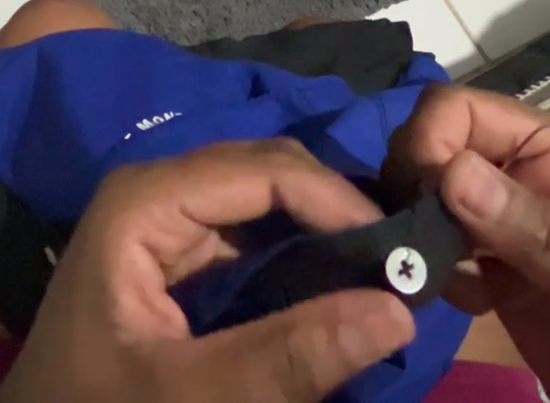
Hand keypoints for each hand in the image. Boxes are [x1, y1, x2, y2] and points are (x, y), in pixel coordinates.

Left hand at [0, 140, 416, 402]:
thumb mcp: (190, 398)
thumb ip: (289, 358)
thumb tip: (398, 311)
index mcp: (146, 199)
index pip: (261, 169)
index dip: (334, 199)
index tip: (399, 252)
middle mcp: (158, 186)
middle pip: (265, 169)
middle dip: (335, 208)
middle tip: (403, 261)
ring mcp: (168, 213)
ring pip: (265, 194)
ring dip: (325, 227)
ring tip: (386, 267)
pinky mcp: (179, 245)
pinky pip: (252, 229)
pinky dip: (300, 249)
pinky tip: (341, 277)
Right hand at [385, 86, 549, 402]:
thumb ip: (546, 236)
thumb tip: (452, 170)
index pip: (465, 109)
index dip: (432, 142)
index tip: (423, 203)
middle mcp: (524, 171)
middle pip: (433, 142)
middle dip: (413, 187)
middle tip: (421, 247)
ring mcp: (501, 217)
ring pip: (423, 188)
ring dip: (412, 226)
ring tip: (430, 276)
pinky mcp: (484, 261)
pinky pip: (427, 237)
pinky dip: (423, 262)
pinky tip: (460, 300)